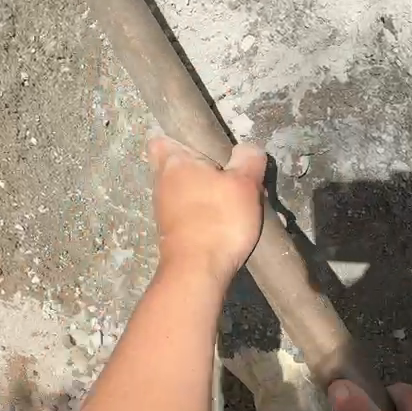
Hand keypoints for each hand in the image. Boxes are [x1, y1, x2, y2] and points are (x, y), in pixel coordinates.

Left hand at [147, 135, 266, 284]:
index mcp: (173, 162)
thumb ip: (250, 160)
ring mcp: (164, 211)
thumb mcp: (245, 184)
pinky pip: (190, 215)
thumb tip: (248, 149)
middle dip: (202, 171)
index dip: (182, 141)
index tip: (206, 151)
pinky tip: (227, 226)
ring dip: (207, 196)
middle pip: (179, 168)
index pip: (162, 139)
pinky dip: (205, 217)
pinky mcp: (172, 233)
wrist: (197, 271)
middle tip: (230, 178)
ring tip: (236, 206)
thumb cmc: (219, 220)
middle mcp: (162, 184)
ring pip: (186, 193)